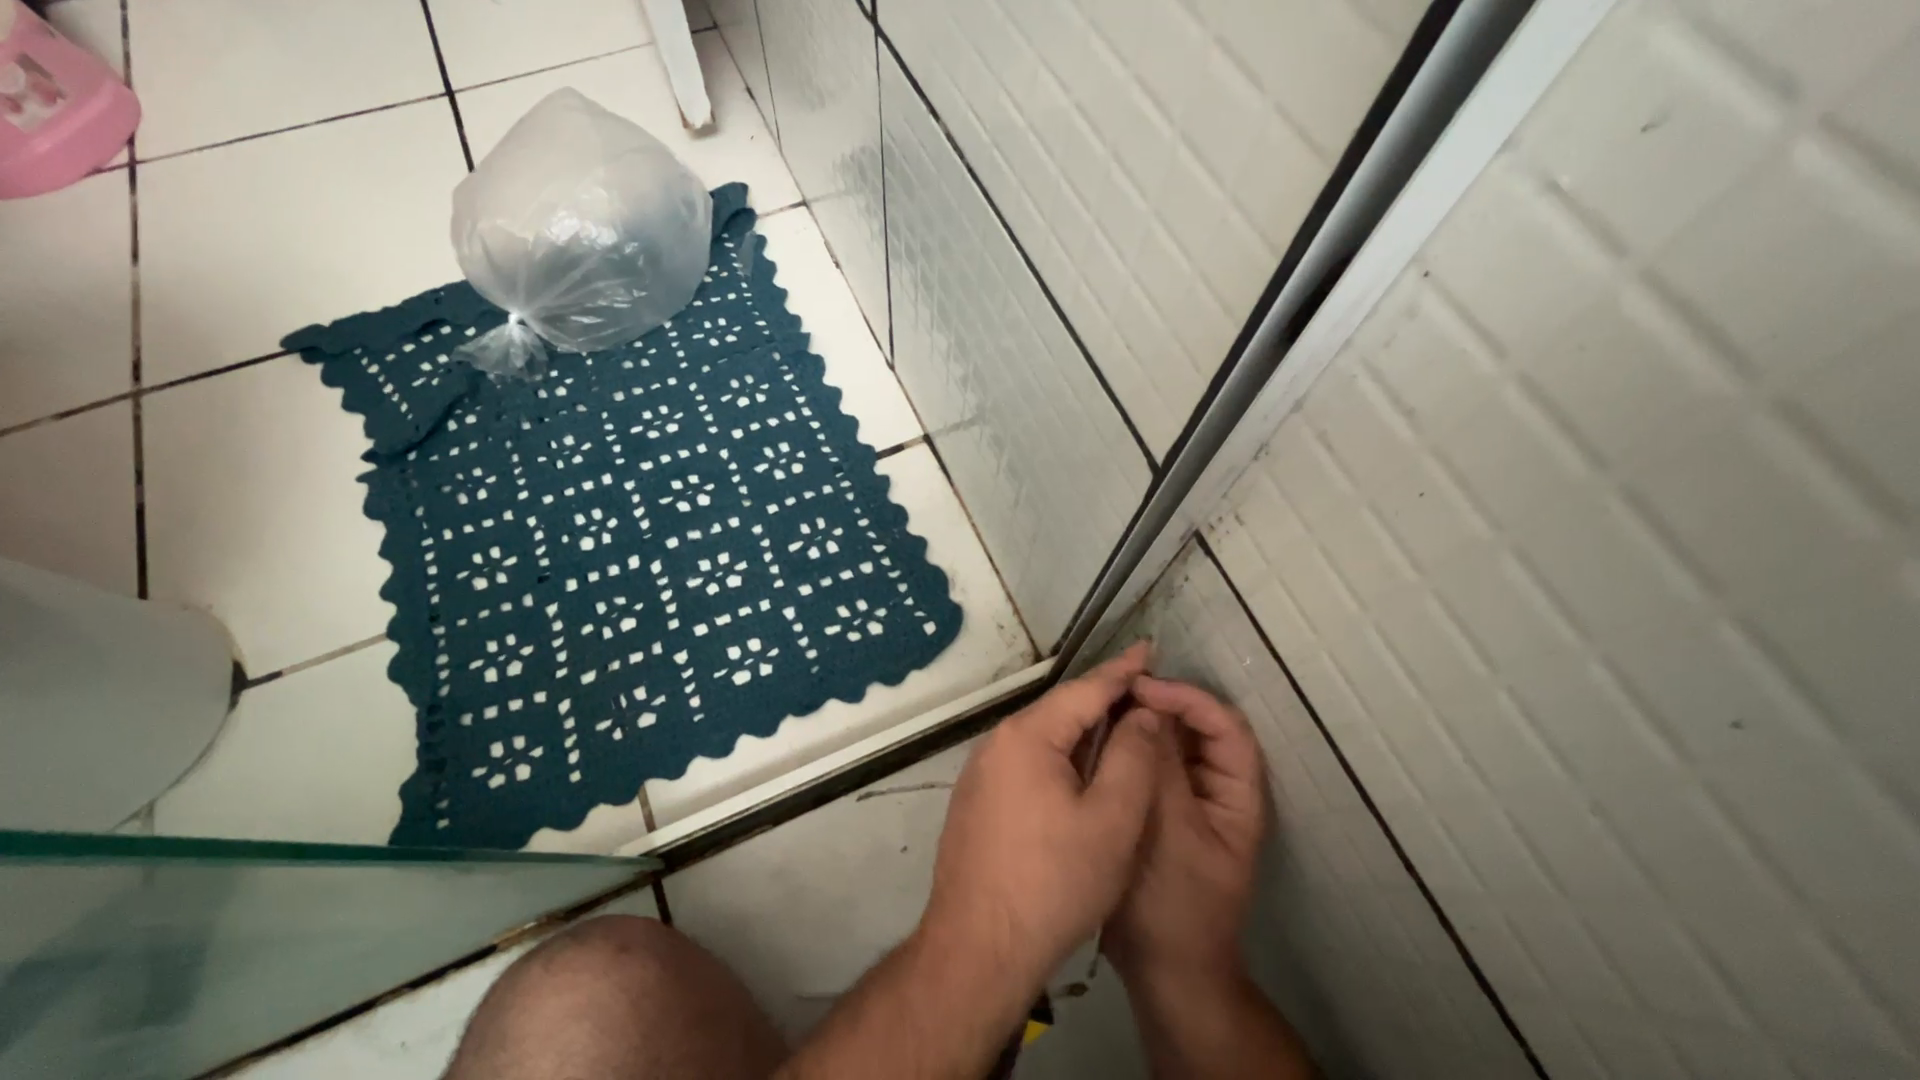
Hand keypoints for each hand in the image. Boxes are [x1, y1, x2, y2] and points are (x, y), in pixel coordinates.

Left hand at [918, 643, 1162, 995]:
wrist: (978, 947)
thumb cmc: (1054, 882)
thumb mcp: (1113, 820)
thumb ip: (1133, 756)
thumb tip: (1140, 712)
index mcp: (1027, 736)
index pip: (1085, 689)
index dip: (1123, 670)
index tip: (1149, 647)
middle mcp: (996, 744)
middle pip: (1060, 711)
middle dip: (1103, 699)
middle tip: (1145, 688)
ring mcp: (980, 775)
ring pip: (1042, 739)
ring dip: (1082, 732)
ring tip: (1122, 725)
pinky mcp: (975, 803)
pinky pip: (1026, 764)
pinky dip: (1059, 758)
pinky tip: (1081, 774)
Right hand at [1104, 676, 1267, 985]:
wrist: (1164, 972)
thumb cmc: (1176, 905)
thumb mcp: (1170, 833)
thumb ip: (1159, 769)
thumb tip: (1143, 709)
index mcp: (1235, 793)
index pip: (1223, 725)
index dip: (1186, 698)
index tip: (1140, 689)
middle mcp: (1214, 789)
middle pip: (1195, 730)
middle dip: (1159, 705)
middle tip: (1113, 691)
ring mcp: (1184, 802)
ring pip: (1167, 747)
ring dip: (1139, 725)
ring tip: (1099, 708)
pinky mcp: (1155, 814)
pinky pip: (1144, 770)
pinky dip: (1125, 751)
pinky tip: (1093, 742)